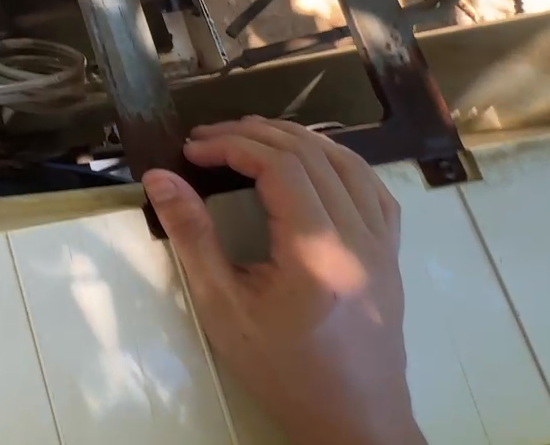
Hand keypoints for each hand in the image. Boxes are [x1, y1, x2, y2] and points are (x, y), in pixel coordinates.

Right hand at [142, 118, 425, 444]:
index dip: (231, 145)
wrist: (354, 424)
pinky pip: (372, 188)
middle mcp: (361, 240)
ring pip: (348, 164)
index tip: (189, 152)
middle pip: (312, 156)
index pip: (281, 167)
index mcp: (319, 251)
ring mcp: (384, 247)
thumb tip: (159, 176)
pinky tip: (306, 161)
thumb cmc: (281, 367)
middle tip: (206, 139)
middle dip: (253, 134)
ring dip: (294, 139)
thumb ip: (191, 234)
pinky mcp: (390, 256)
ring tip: (248, 137)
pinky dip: (335, 160)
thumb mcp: (221, 304)